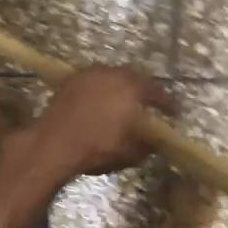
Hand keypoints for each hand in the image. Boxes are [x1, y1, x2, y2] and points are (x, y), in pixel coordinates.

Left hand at [26, 66, 174, 179]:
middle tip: (147, 105)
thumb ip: (148, 145)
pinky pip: (92, 82)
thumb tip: (154, 142)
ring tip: (121, 103)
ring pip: (111, 77)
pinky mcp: (70, 80)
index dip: (167, 103)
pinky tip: (98, 104)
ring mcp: (89, 74)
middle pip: (134, 79)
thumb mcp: (131, 153)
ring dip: (119, 88)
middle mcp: (112, 74)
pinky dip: (99, 91)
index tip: (173, 113)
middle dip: (143, 91)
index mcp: (132, 88)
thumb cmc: (98, 148)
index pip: (158, 92)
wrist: (54, 144)